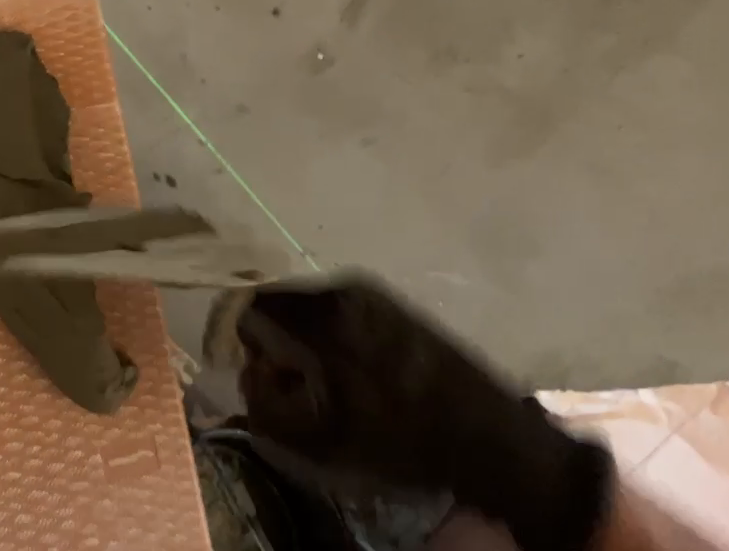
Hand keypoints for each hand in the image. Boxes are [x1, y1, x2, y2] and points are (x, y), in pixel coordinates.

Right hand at [235, 273, 614, 550]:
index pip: (245, 305)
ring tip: (314, 378)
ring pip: (306, 305)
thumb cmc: (398, 439)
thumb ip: (261, 400)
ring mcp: (369, 291)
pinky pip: (336, 308)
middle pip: (275, 301)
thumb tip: (246, 372)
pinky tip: (345, 368)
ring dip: (298, 337)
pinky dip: (327, 334)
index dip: (235, 339)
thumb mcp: (315, 437)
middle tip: (282, 380)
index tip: (246, 370)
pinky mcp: (392, 303)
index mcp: (316, 312)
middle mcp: (339, 287)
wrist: (493, 442)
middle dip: (269, 339)